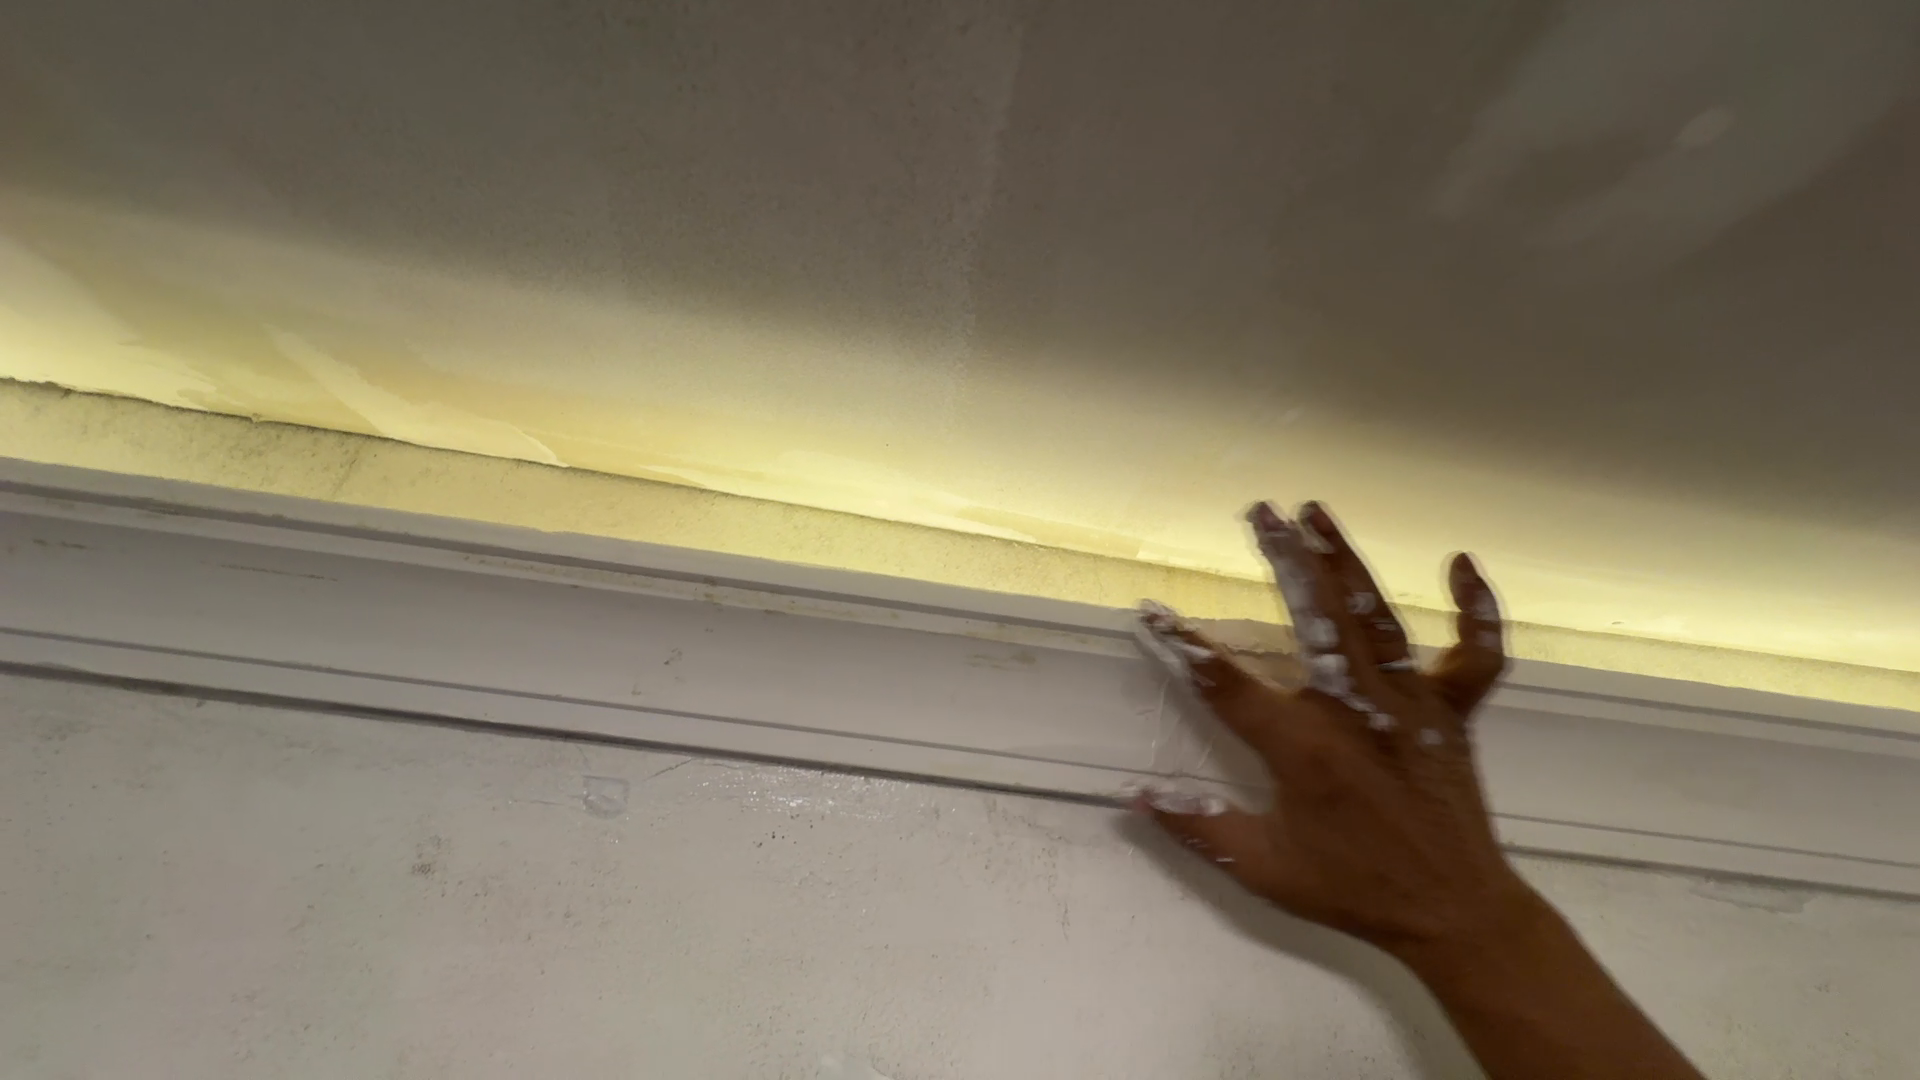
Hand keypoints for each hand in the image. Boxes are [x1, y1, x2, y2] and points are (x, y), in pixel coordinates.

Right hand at [1133, 500, 1536, 965]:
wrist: (1458, 916)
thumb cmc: (1353, 889)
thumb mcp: (1264, 869)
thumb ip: (1198, 827)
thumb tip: (1136, 795)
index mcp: (1304, 748)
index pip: (1227, 683)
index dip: (1184, 645)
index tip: (1152, 612)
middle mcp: (1356, 713)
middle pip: (1315, 620)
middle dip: (1285, 560)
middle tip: (1261, 513)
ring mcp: (1412, 707)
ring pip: (1378, 620)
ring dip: (1346, 561)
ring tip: (1317, 513)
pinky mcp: (1453, 714)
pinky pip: (1476, 655)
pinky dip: (1477, 609)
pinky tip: (1461, 563)